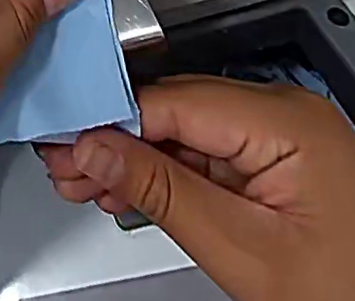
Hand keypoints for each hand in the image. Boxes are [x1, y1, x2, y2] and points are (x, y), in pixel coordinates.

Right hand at [38, 77, 354, 300]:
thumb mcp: (245, 253)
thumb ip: (161, 192)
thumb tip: (95, 148)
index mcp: (286, 119)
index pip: (171, 102)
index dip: (111, 121)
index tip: (69, 141)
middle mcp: (283, 110)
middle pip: (172, 110)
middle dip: (115, 140)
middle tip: (69, 164)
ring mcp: (281, 133)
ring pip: (182, 129)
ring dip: (134, 158)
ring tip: (90, 181)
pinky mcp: (277, 157)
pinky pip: (205, 150)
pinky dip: (166, 171)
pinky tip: (132, 187)